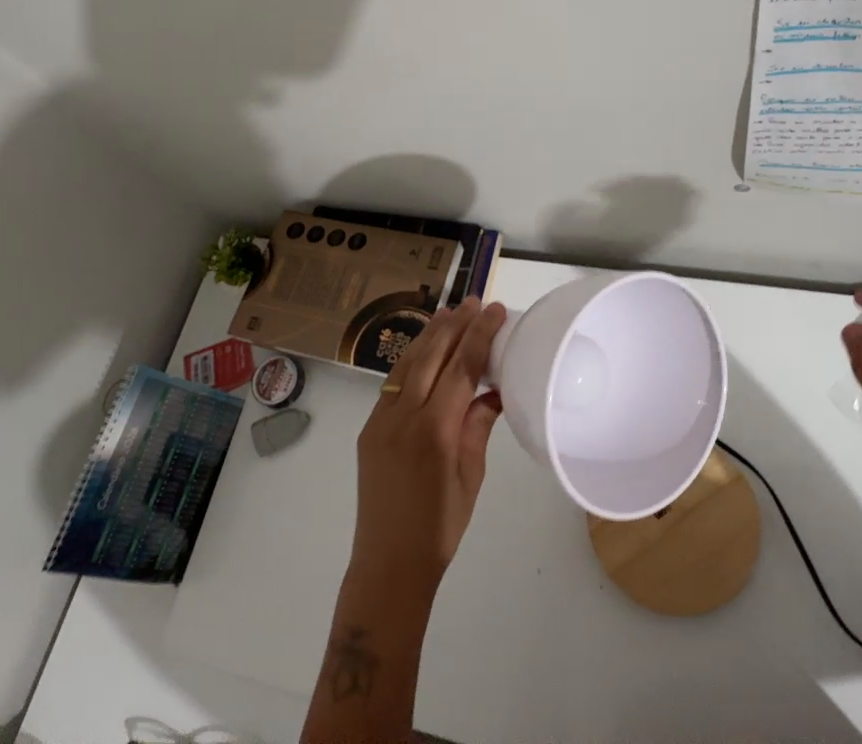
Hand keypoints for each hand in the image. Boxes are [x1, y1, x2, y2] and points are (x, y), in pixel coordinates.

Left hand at [350, 298, 507, 589]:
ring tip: (448, 314)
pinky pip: (392, 385)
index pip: (461, 369)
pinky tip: (424, 351)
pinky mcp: (368, 429)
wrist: (389, 560)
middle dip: (452, 325)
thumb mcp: (471, 475)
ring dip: (428, 337)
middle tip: (471, 301)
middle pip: (429, 357)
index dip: (479, 335)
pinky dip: (411, 361)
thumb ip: (478, 425)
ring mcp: (380, 421)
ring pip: (406, 365)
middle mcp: (404, 417)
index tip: (492, 310)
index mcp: (435, 430)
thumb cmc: (441, 526)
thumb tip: (492, 390)